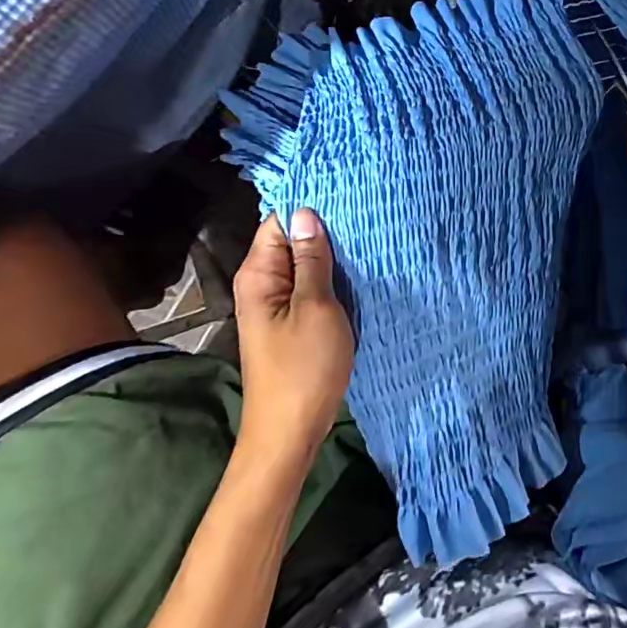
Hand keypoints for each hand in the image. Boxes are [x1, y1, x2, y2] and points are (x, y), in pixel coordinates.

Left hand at [232, 208, 354, 455]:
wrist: (289, 431)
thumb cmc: (303, 368)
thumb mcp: (315, 307)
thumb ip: (312, 260)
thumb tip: (307, 213)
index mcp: (259, 273)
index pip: (279, 221)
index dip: (309, 207)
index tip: (345, 196)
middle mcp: (261, 283)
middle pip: (290, 241)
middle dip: (323, 230)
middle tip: (365, 216)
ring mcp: (274, 303)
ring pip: (302, 265)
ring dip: (329, 256)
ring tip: (367, 238)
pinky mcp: (289, 321)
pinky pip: (308, 287)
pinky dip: (328, 279)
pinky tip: (356, 272)